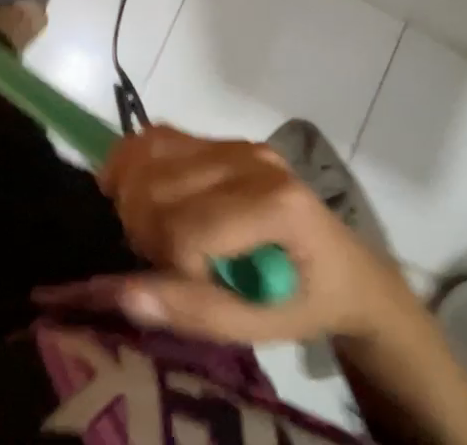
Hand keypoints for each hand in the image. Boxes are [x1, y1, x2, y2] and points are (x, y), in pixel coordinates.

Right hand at [101, 126, 416, 343]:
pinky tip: (131, 193)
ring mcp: (236, 144)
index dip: (172, 268)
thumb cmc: (305, 304)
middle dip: (144, 233)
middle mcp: (253, 162)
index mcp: (276, 207)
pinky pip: (155, 139)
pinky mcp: (221, 140)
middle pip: (158, 188)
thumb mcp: (257, 328)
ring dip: (133, 200)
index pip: (185, 230)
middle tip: (164, 263)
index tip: (191, 291)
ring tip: (154, 233)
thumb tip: (121, 292)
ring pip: (147, 157)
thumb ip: (191, 311)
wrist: (345, 271)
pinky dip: (130, 164)